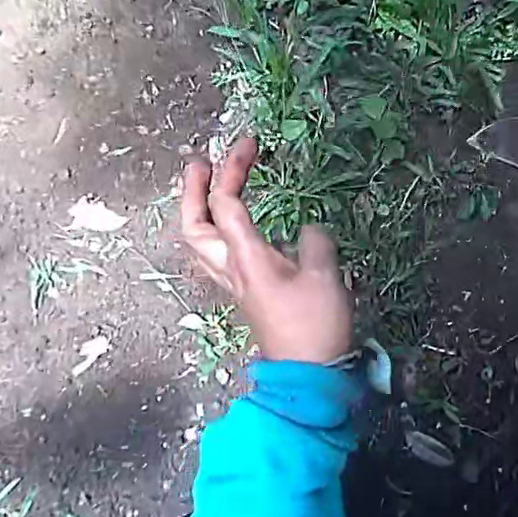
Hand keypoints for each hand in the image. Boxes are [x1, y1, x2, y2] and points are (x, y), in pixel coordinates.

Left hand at [180, 136, 353, 364]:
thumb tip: (308, 230)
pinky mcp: (246, 293)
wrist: (307, 372)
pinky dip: (218, 231)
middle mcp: (232, 269)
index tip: (249, 144)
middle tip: (201, 163)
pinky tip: (234, 227)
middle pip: (194, 225)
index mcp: (247, 257)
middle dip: (192, 190)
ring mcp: (235, 283)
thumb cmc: (315, 324)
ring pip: (201, 243)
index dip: (233, 169)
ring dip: (199, 211)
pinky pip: (218, 255)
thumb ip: (314, 243)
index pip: (226, 204)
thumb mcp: (324, 276)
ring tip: (208, 188)